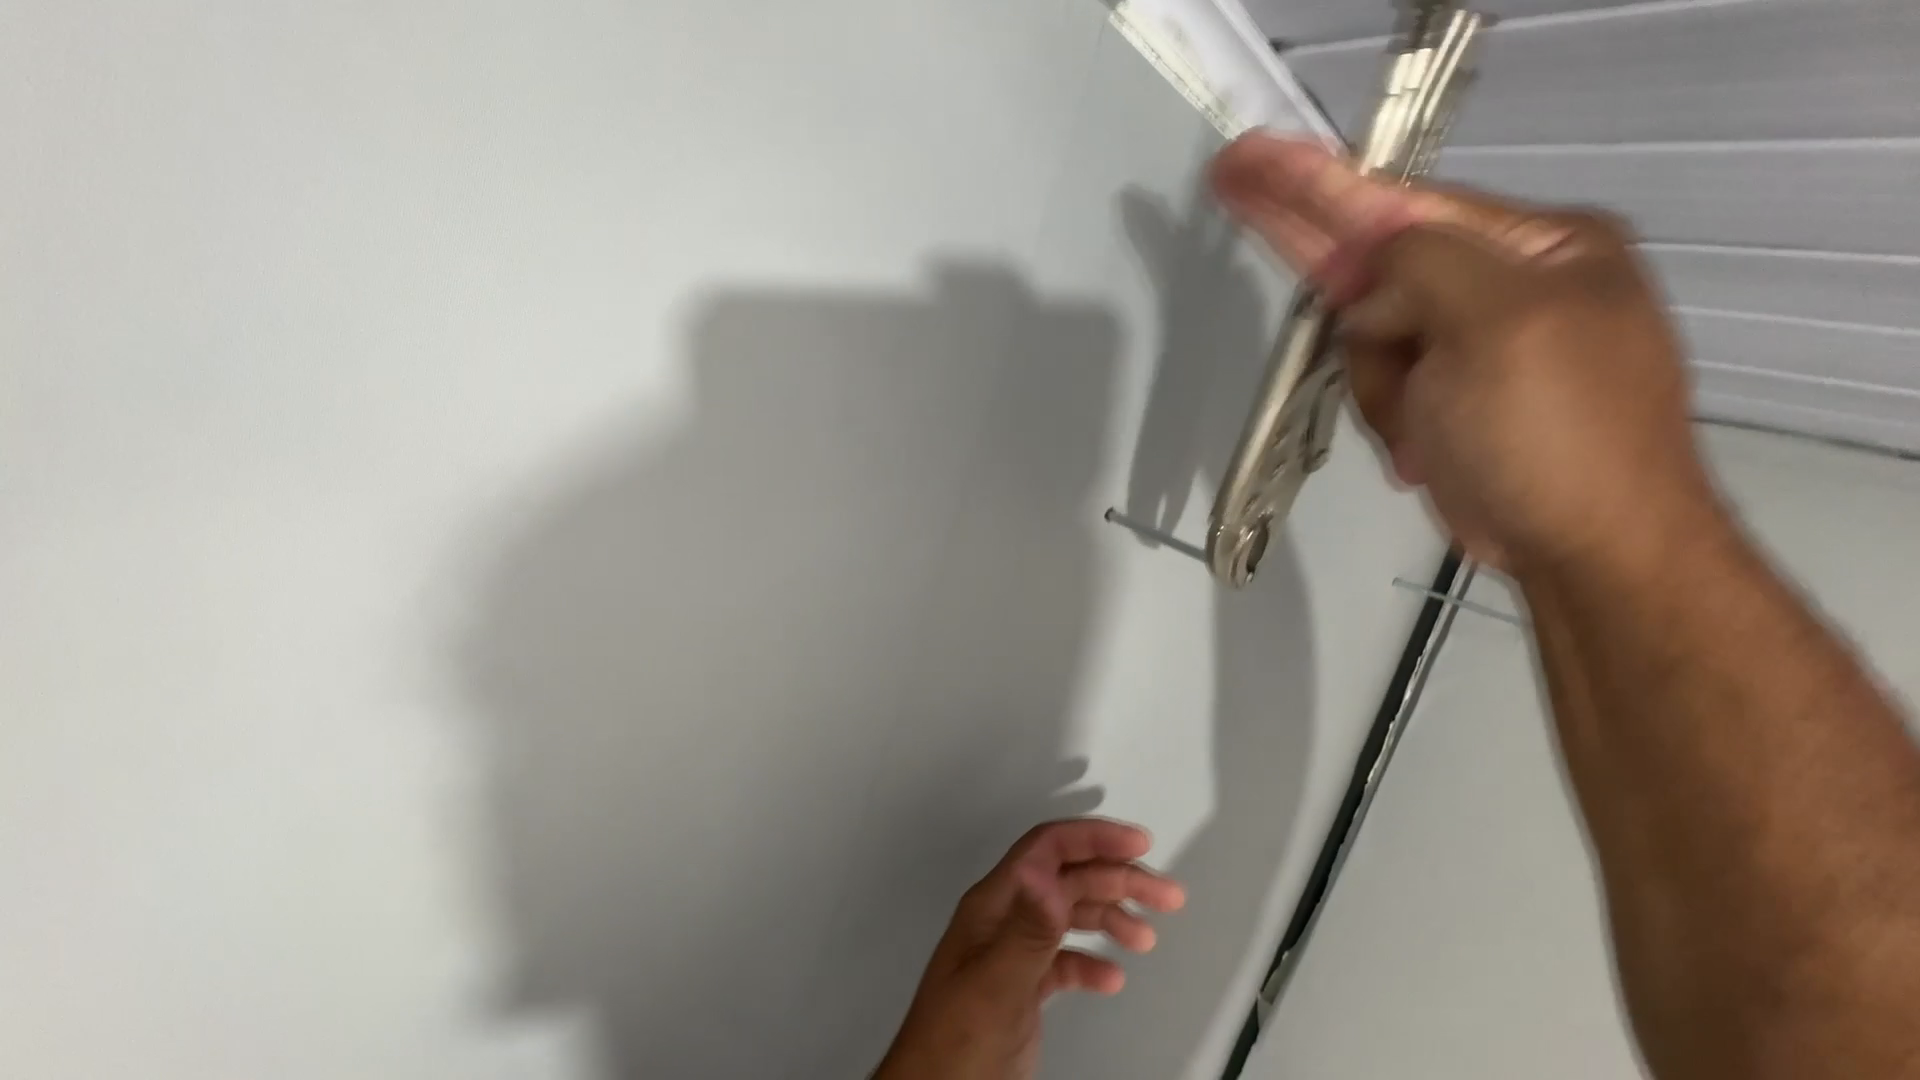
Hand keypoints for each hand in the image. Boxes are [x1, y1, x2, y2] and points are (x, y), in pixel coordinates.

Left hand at [873, 818, 1185, 1079]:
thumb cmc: (953, 1046)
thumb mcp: (995, 985)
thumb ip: (1025, 930)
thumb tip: (1046, 876)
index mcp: (994, 906)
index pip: (1048, 849)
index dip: (1094, 837)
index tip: (1138, 844)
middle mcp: (1004, 920)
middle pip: (1067, 878)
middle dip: (1118, 878)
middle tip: (1166, 894)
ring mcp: (1012, 952)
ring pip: (1070, 915)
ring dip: (1111, 917)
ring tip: (1147, 934)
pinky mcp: (1021, 987)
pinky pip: (1065, 960)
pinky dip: (1092, 963)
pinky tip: (1111, 977)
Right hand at [1209, 132, 1718, 571]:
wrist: (1591, 552)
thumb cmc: (1554, 435)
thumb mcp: (1498, 326)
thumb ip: (1422, 265)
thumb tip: (1373, 287)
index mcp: (1538, 247)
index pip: (1399, 204)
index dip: (1312, 185)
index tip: (1247, 159)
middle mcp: (1508, 284)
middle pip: (1380, 263)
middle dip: (1321, 259)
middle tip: (1235, 186)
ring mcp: (1478, 345)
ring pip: (1371, 338)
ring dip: (1378, 387)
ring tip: (1420, 431)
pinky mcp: (1452, 397)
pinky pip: (1383, 382)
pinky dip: (1386, 414)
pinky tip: (1420, 448)